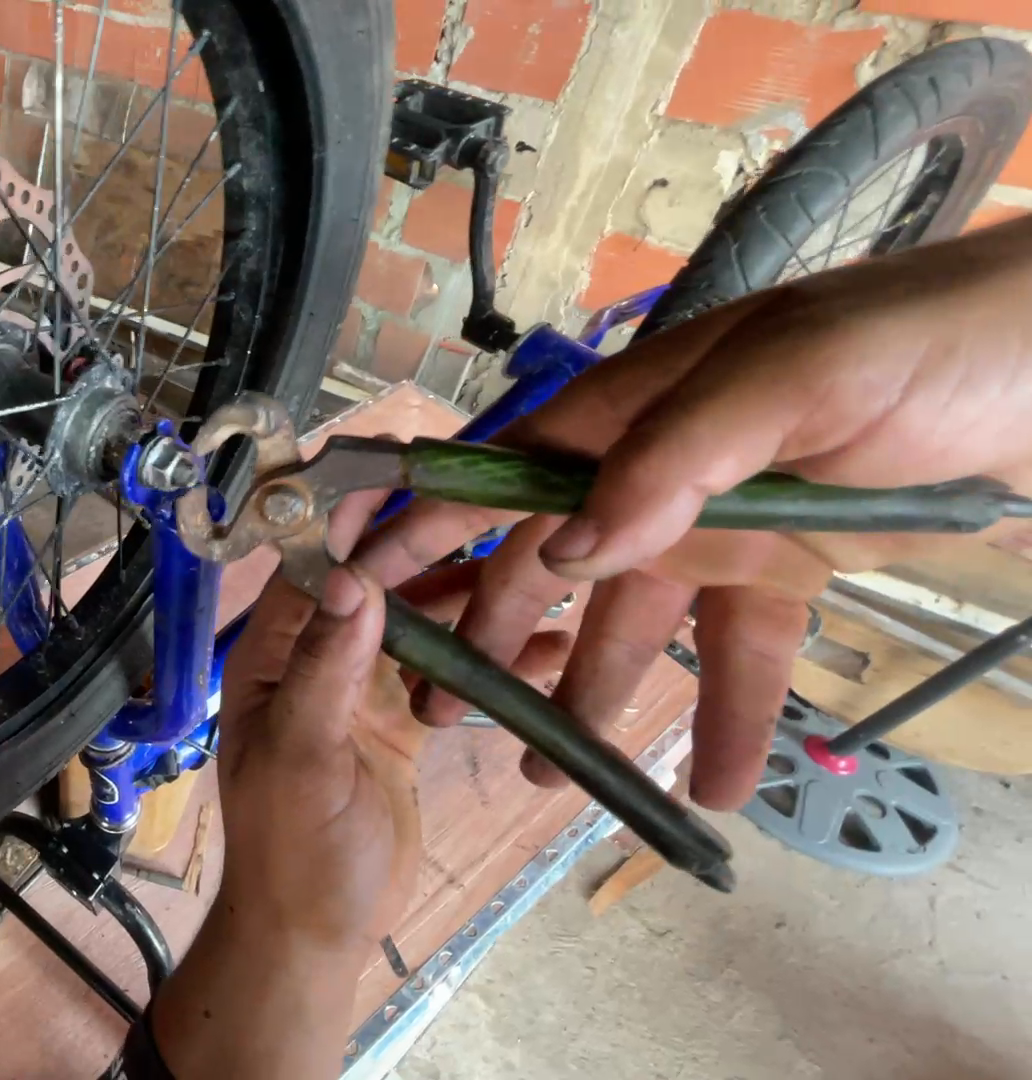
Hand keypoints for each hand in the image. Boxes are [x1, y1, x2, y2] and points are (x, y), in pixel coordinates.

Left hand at [150, 520, 570, 1078]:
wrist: (318, 923)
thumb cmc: (294, 844)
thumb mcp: (303, 753)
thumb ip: (324, 668)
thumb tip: (346, 578)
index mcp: (273, 654)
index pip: (310, 570)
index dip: (351, 524)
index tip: (406, 476)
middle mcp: (314, 657)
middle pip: (373, 588)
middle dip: (430, 555)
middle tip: (501, 516)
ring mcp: (361, 687)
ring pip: (417, 626)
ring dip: (473, 603)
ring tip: (543, 573)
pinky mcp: (398, 719)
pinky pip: (446, 676)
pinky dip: (491, 662)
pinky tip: (551, 649)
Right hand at [351, 216, 1031, 809]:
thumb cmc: (934, 341)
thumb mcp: (796, 377)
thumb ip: (669, 460)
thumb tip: (566, 554)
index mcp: (616, 425)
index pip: (486, 484)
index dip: (415, 532)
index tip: (356, 584)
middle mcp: (640, 482)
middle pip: (538, 573)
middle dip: (486, 644)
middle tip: (440, 712)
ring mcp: (708, 529)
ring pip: (625, 629)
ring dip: (590, 702)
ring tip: (553, 777)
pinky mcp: (783, 569)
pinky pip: (744, 656)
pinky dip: (731, 720)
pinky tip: (720, 787)